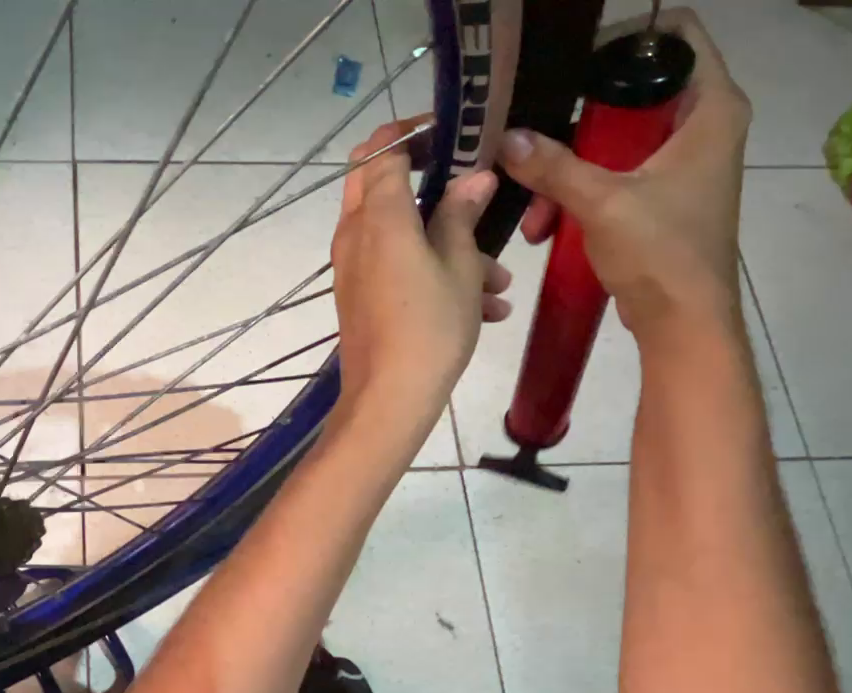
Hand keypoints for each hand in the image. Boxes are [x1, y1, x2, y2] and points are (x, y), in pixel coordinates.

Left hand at [330, 117, 511, 423]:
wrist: (388, 399)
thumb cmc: (429, 328)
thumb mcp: (459, 266)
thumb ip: (461, 215)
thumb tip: (473, 179)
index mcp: (377, 215)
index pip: (382, 149)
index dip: (415, 133)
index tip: (453, 134)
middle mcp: (355, 235)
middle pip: (380, 184)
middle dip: (428, 182)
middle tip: (470, 187)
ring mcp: (353, 268)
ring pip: (398, 232)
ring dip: (447, 243)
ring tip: (498, 280)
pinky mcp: (359, 297)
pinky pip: (394, 268)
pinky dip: (431, 273)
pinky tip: (485, 308)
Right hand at [501, 8, 750, 339]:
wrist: (682, 320)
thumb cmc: (661, 252)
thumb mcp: (602, 203)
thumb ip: (554, 167)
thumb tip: (506, 138)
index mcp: (710, 108)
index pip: (675, 36)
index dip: (623, 41)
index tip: (569, 66)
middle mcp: (702, 125)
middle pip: (631, 93)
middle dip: (575, 124)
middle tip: (536, 146)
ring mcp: (681, 163)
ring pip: (613, 141)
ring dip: (566, 172)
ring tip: (536, 212)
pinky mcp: (660, 196)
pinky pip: (611, 176)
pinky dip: (577, 194)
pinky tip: (547, 226)